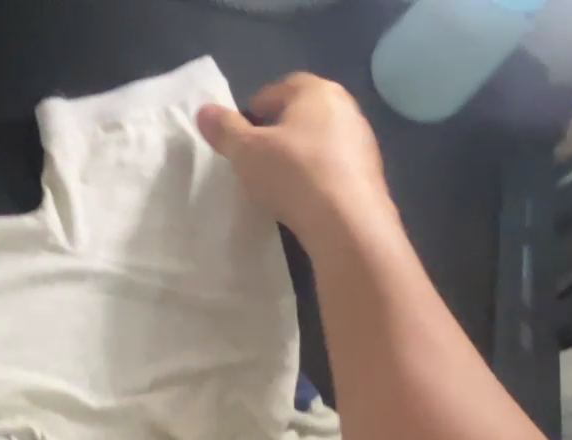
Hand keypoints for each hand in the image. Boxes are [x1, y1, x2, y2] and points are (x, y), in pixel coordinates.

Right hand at [195, 74, 395, 245]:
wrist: (345, 218)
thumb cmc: (292, 174)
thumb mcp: (246, 153)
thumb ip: (224, 130)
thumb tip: (203, 111)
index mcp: (314, 91)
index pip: (277, 89)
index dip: (254, 111)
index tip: (240, 138)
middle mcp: (343, 104)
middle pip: (300, 112)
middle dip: (277, 131)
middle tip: (256, 159)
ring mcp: (360, 136)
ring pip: (319, 137)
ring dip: (299, 152)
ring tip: (279, 180)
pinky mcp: (368, 167)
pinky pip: (333, 162)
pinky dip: (317, 172)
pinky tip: (304, 195)